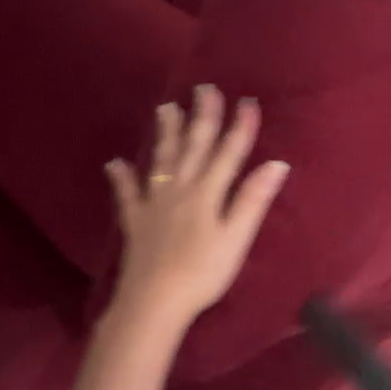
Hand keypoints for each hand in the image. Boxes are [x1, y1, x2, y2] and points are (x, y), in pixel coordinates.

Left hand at [104, 85, 288, 322]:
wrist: (154, 300)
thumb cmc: (203, 272)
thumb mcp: (236, 238)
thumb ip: (253, 200)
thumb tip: (276, 164)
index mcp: (207, 193)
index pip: (228, 154)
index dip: (239, 127)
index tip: (247, 101)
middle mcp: (179, 190)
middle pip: (193, 148)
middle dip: (201, 118)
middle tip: (203, 89)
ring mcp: (154, 204)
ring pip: (162, 160)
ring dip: (166, 134)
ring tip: (165, 108)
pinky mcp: (135, 222)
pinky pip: (127, 194)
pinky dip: (121, 177)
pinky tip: (115, 163)